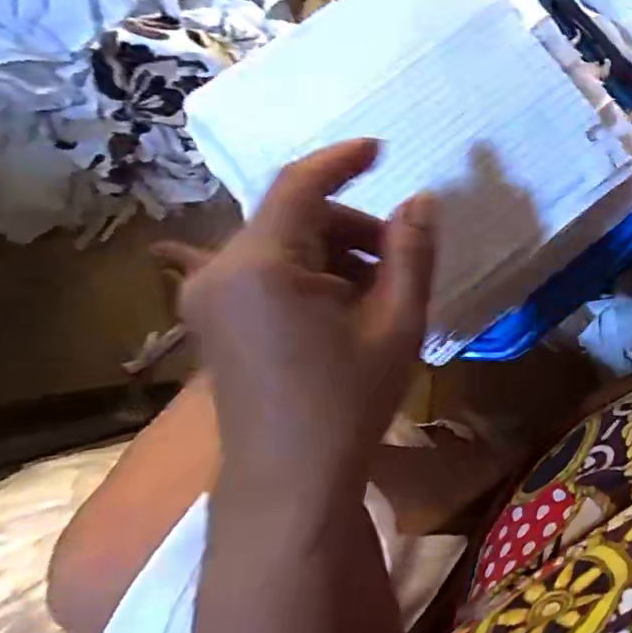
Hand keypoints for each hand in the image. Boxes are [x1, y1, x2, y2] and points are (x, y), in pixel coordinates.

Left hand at [173, 139, 435, 486]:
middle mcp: (222, 271)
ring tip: (378, 296)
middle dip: (353, 227)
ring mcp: (210, 297)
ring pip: (283, 245)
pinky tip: (345, 312)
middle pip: (295, 217)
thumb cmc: (348, 402)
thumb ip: (412, 252)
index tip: (381, 150)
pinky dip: (311, 276)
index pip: (300, 184)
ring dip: (335, 254)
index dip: (344, 160)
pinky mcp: (213, 321)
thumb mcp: (397, 323)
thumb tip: (422, 200)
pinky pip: (267, 273)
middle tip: (400, 261)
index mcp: (262, 265)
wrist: (288, 483)